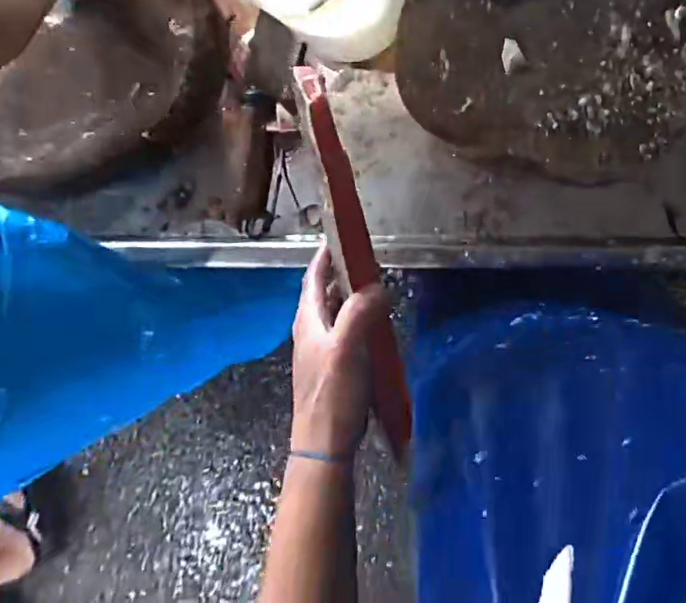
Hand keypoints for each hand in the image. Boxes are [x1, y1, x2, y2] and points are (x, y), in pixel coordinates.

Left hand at [289, 246, 390, 455]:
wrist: (323, 448)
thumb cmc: (333, 395)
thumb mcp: (347, 348)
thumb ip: (360, 312)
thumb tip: (377, 287)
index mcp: (308, 320)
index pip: (313, 278)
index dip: (325, 256)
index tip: (339, 236)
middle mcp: (310, 331)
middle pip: (324, 293)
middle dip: (342, 273)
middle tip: (366, 259)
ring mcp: (320, 351)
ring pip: (335, 313)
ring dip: (351, 297)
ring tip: (374, 286)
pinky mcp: (332, 368)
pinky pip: (345, 333)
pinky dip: (358, 320)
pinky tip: (375, 325)